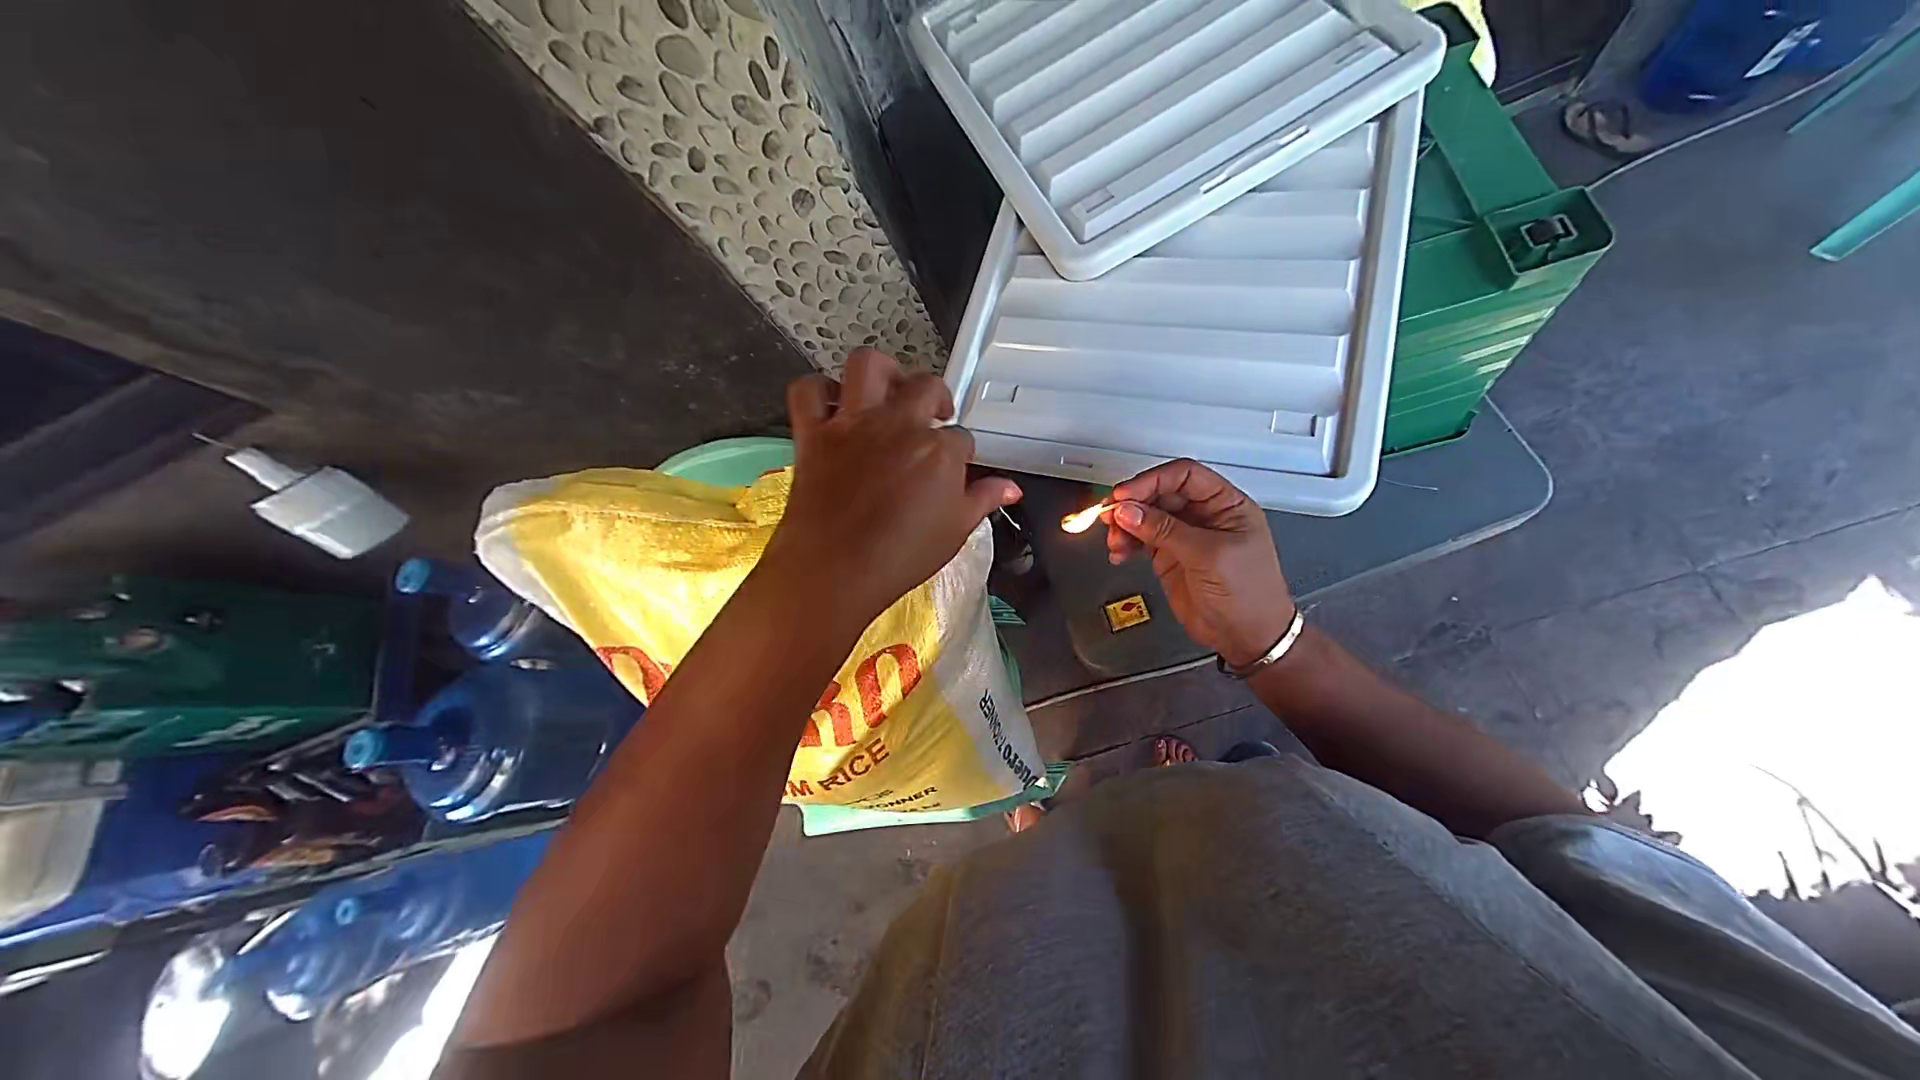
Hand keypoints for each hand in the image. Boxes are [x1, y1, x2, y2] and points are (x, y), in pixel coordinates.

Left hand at [762, 348, 1021, 627]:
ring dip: (884, 370)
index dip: (959, 450)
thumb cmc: (896, 557)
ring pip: (868, 364)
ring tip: (891, 388)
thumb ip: (983, 500)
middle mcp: (898, 425)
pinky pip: (808, 391)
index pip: (961, 436)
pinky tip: (833, 403)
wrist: (834, 572)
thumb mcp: (954, 531)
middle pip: (925, 387)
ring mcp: (853, 425)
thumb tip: (1008, 488)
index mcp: (938, 451)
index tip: (954, 464)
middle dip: (936, 396)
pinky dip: (818, 390)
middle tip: (934, 414)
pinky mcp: (814, 434)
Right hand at [1102, 459, 1293, 667]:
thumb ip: (1166, 530)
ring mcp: (1185, 535)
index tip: (1125, 494)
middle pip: (1160, 493)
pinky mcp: (1169, 555)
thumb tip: (1129, 511)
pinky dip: (1125, 543)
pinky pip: (1139, 539)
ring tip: (1115, 540)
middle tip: (1111, 514)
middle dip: (1132, 502)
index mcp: (1225, 504)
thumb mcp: (1209, 555)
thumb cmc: (1250, 595)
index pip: (1184, 476)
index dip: (1152, 480)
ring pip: (1145, 515)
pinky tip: (1119, 553)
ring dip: (1124, 524)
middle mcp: (1204, 515)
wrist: (1247, 636)